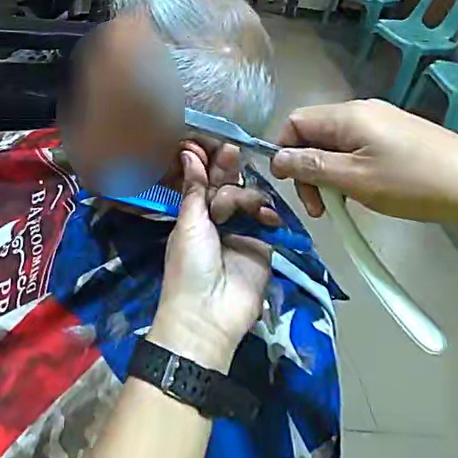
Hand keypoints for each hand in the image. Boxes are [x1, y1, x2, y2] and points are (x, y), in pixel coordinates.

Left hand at [153, 148, 273, 372]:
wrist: (208, 314)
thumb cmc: (189, 267)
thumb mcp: (188, 224)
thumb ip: (195, 188)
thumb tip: (188, 153)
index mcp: (195, 216)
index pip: (206, 182)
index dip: (209, 164)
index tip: (211, 142)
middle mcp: (219, 221)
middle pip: (230, 186)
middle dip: (228, 170)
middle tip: (230, 152)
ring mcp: (243, 232)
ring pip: (250, 199)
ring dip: (245, 197)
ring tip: (236, 210)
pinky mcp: (264, 246)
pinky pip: (269, 220)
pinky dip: (268, 214)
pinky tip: (265, 215)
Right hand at [270, 99, 457, 229]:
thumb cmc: (412, 183)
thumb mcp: (355, 179)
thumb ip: (312, 167)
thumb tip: (276, 157)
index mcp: (349, 114)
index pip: (295, 122)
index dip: (285, 153)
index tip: (295, 189)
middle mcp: (364, 110)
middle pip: (315, 133)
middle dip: (309, 169)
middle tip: (321, 209)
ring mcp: (385, 122)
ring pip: (338, 144)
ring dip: (331, 174)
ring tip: (345, 205)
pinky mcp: (401, 137)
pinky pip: (361, 149)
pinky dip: (353, 171)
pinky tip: (368, 194)